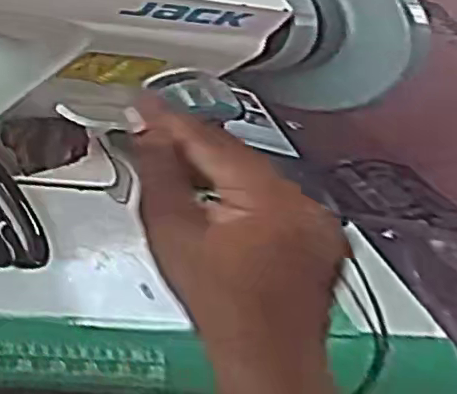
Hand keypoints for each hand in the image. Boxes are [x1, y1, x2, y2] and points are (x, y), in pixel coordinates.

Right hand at [132, 98, 345, 393]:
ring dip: (207, 159)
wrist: (262, 355)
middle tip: (144, 125)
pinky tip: (202, 184)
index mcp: (272, 200)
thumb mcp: (167, 222)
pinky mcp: (317, 235)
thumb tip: (145, 126)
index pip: (208, 140)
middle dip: (186, 139)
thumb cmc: (215, 297)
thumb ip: (155, 166)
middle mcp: (306, 206)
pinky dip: (230, 180)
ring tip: (166, 153)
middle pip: (231, 152)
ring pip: (247, 169)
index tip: (139, 101)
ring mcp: (317, 222)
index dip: (166, 118)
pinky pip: (265, 189)